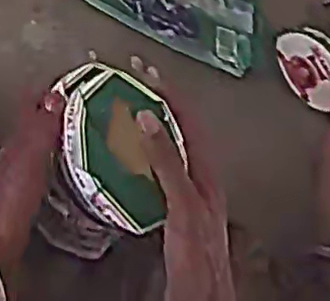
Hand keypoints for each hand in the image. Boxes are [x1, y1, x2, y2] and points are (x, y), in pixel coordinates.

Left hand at [0, 88, 63, 275]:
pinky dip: (53, 165)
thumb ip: (41, 127)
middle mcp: (12, 155)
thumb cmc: (11, 199)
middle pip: (34, 125)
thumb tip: (55, 95)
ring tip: (76, 139)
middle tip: (79, 111)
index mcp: (15, 140)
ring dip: (53, 140)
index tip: (71, 87)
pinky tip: (63, 172)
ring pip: (36, 148)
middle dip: (54, 116)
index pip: (31, 105)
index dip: (49, 95)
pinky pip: (40, 172)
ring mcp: (15, 179)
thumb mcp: (30, 156)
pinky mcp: (21, 202)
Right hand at [141, 97, 236, 300]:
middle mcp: (196, 178)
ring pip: (165, 148)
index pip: (186, 117)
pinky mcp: (171, 210)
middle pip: (175, 128)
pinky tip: (125, 155)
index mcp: (204, 171)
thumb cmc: (200, 261)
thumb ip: (167, 162)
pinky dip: (139, 153)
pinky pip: (153, 169)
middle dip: (154, 101)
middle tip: (131, 80)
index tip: (144, 69)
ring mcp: (185, 194)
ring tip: (124, 106)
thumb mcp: (183, 206)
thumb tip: (147, 117)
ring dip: (145, 125)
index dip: (166, 90)